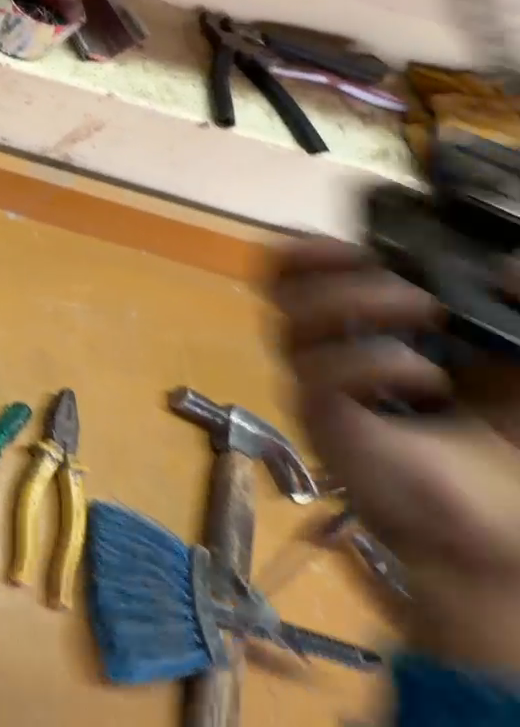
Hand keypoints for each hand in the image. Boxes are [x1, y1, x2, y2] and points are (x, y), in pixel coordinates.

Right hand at [272, 238, 519, 671]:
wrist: (504, 532)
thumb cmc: (512, 448)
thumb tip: (504, 268)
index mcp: (374, 331)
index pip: (309, 276)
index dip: (311, 251)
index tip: (351, 241)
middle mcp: (336, 351)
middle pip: (279, 289)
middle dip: (319, 268)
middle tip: (377, 271)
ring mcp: (322, 386)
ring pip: (290, 323)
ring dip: (348, 302)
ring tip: (417, 310)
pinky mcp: (323, 420)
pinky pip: (318, 377)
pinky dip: (366, 363)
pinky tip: (420, 378)